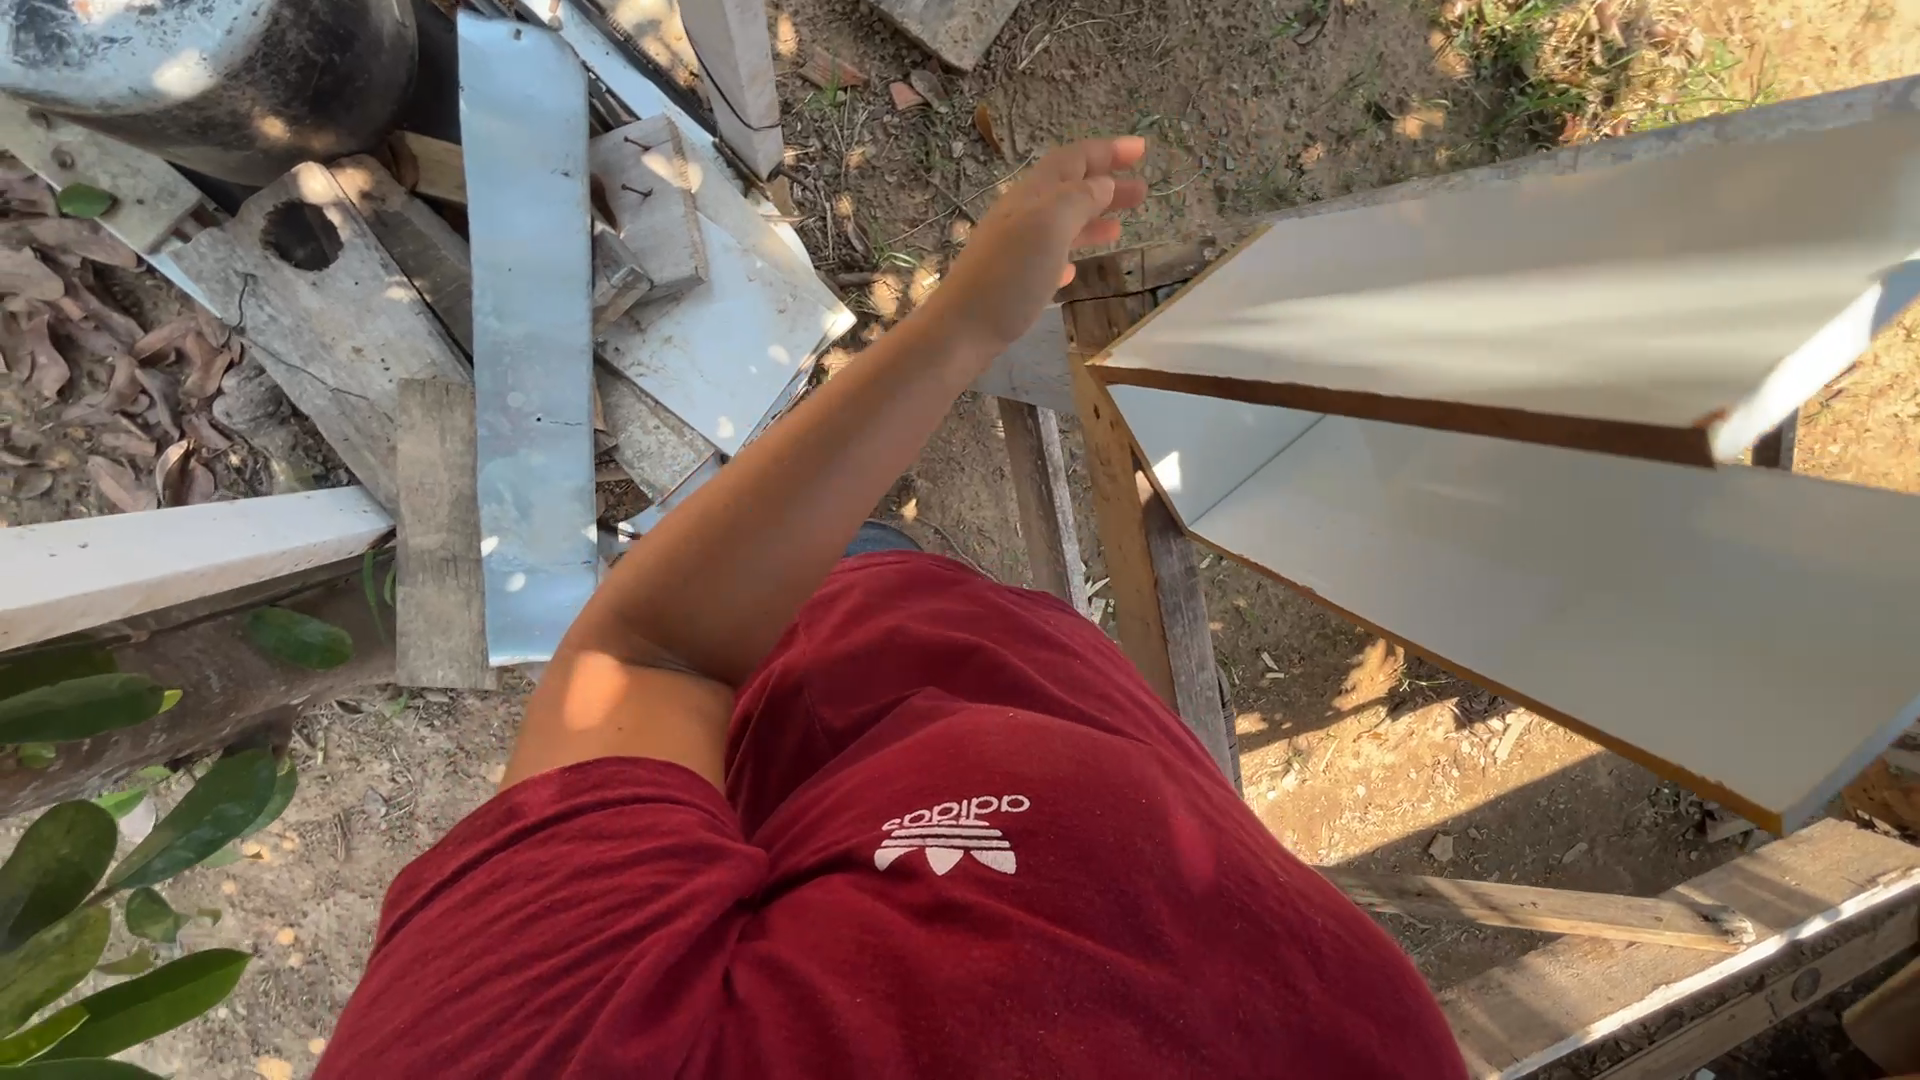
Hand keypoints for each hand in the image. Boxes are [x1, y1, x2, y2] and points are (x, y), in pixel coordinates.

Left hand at [915, 137, 1147, 360]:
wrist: (960, 330)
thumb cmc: (1008, 276)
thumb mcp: (1050, 226)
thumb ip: (1079, 200)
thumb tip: (1102, 185)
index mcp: (1033, 195)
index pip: (1074, 160)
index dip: (1108, 152)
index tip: (1143, 150)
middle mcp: (1021, 216)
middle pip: (1069, 191)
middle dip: (1106, 187)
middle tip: (1142, 192)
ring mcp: (1013, 250)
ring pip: (1059, 226)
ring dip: (1090, 222)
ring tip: (1119, 229)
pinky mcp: (1009, 283)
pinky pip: (1044, 261)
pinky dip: (1065, 257)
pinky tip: (1073, 269)